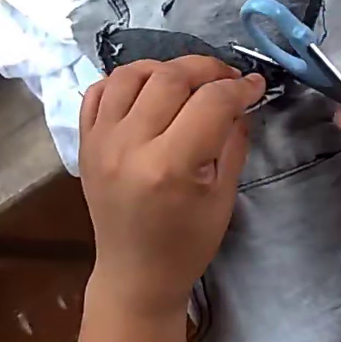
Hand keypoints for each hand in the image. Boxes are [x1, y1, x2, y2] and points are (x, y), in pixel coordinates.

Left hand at [80, 57, 265, 315]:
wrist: (135, 274)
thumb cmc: (188, 243)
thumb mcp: (224, 196)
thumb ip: (233, 142)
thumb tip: (241, 101)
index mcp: (170, 166)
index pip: (211, 102)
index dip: (240, 87)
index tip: (256, 85)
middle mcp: (130, 146)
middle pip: (170, 78)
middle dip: (207, 68)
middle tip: (227, 78)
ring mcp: (100, 141)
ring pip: (132, 74)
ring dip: (166, 68)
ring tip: (188, 80)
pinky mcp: (85, 143)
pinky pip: (99, 91)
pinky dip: (126, 80)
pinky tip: (148, 89)